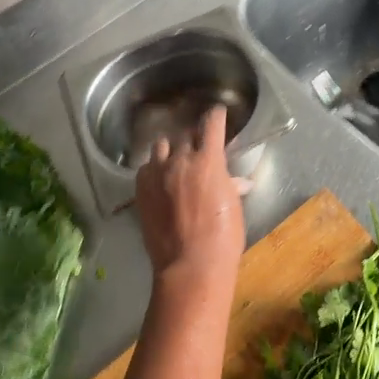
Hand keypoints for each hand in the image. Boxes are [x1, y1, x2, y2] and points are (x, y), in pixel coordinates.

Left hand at [134, 105, 249, 289]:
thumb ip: (230, 186)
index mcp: (208, 160)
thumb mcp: (232, 206)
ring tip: (175, 159)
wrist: (190, 266)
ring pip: (162, 146)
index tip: (218, 113)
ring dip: (171, 149)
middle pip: (186, 134)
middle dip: (194, 137)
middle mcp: (181, 160)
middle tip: (199, 145)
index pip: (211, 123)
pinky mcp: (141, 190)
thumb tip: (238, 182)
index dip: (216, 115)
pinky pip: (146, 168)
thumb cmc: (223, 236)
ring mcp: (157, 174)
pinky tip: (159, 179)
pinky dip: (154, 168)